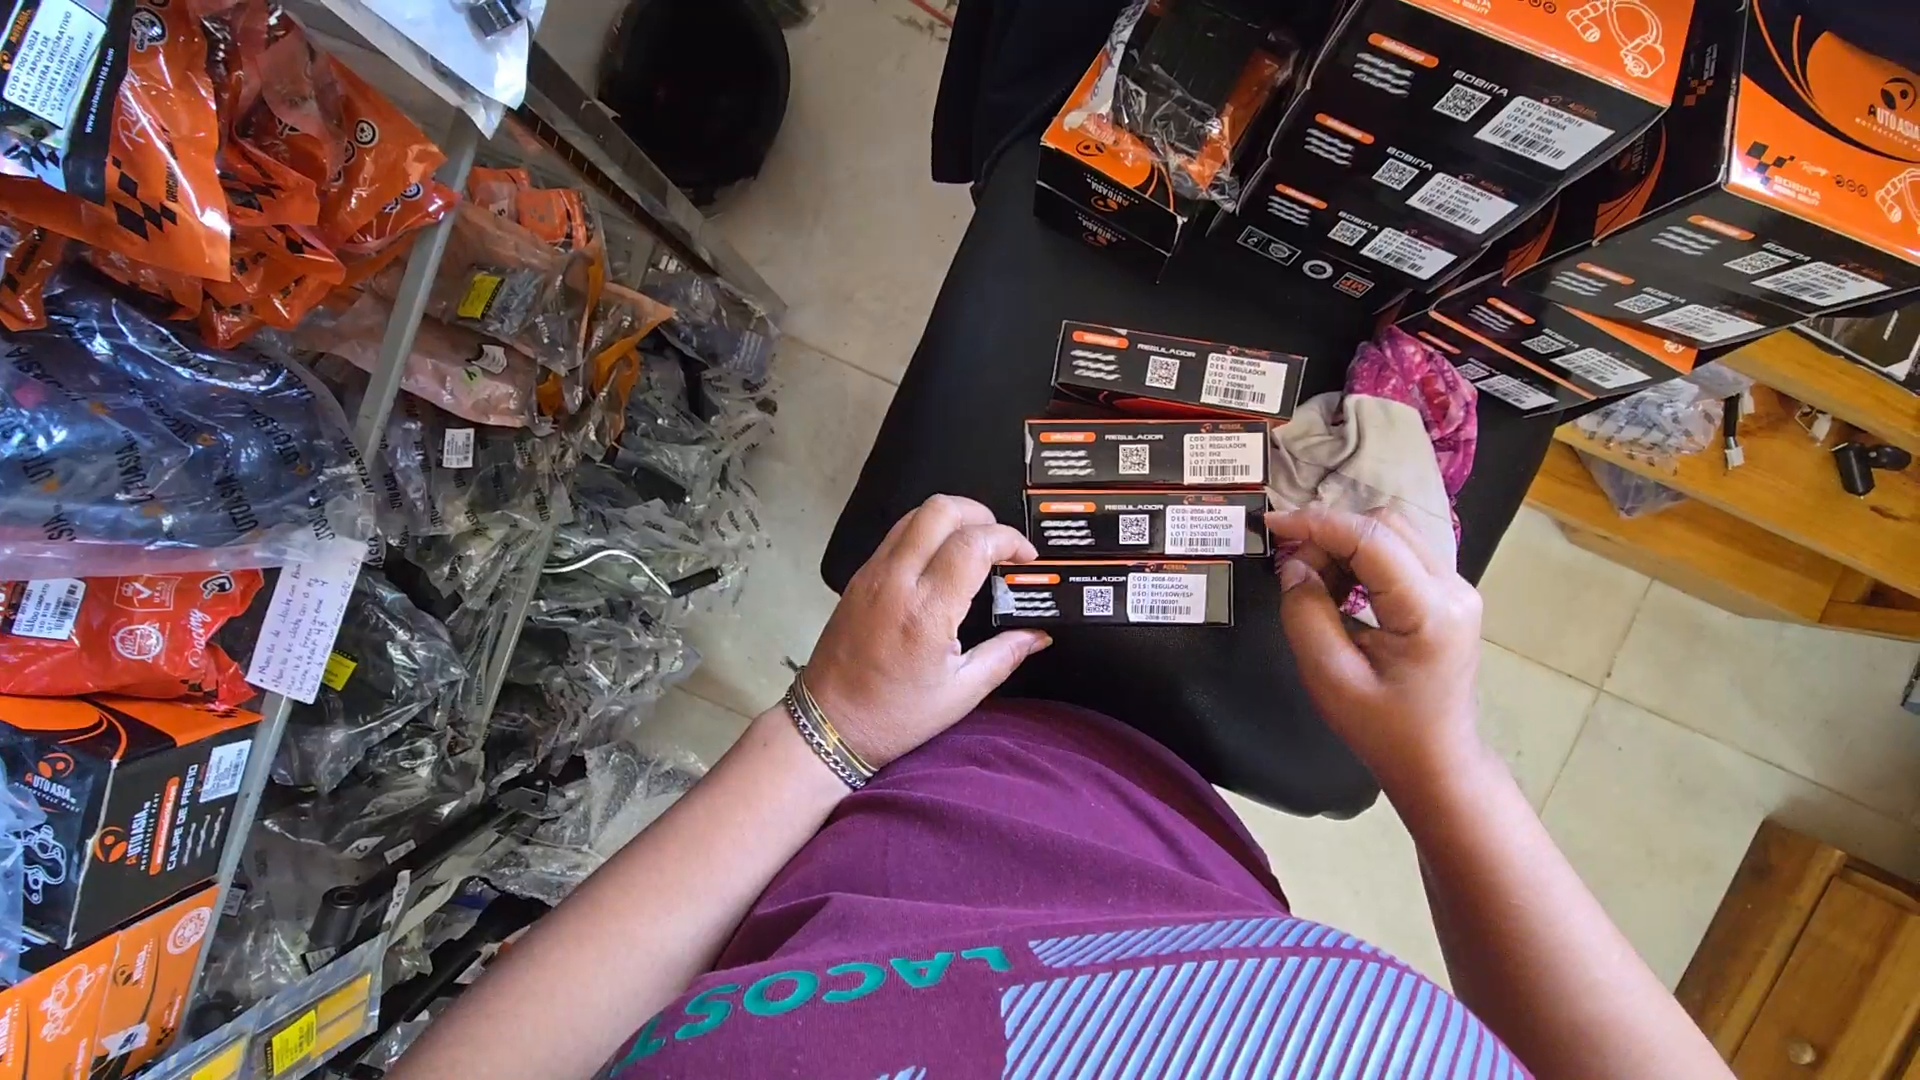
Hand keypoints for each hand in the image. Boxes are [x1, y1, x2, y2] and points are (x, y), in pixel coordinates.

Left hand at [802, 495, 1052, 768]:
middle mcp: (896, 581)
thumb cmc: (894, 715)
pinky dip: (926, 533)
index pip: (972, 543)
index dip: (1008, 539)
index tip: (1026, 557)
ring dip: (951, 519)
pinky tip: (941, 562)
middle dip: (980, 514)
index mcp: (926, 611)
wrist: (828, 723)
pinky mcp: (859, 577)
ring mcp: (872, 574)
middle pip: (940, 509)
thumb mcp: (961, 692)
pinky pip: (897, 535)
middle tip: (1000, 543)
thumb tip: (1039, 635)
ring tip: (974, 547)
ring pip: (915, 514)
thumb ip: (1006, 654)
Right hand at [1268, 505, 1484, 794]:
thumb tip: (1294, 566)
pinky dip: (1358, 558)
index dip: (1316, 523)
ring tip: (1312, 582)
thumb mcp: (1329, 675)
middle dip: (1329, 534)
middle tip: (1292, 568)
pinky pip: (1397, 552)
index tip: (1271, 524)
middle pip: (1384, 525)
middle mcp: (1453, 588)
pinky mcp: (1445, 593)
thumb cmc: (1382, 727)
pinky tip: (1337, 588)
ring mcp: (1455, 588)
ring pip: (1391, 532)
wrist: (1435, 760)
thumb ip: (1305, 613)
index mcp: (1430, 611)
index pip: (1371, 540)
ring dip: (1342, 545)